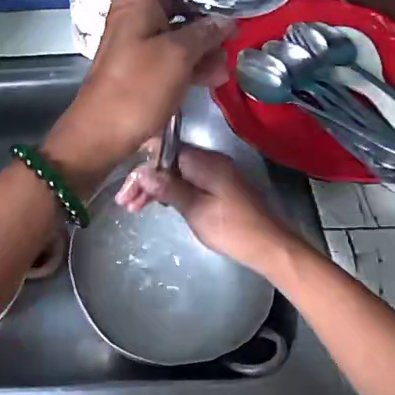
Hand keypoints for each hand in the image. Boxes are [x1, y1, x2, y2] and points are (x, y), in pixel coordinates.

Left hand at [44, 0, 232, 180]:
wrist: (101, 138)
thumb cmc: (135, 88)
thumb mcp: (177, 58)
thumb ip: (204, 35)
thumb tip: (226, 22)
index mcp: (132, 3)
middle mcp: (133, 19)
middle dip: (195, 2)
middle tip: (227, 8)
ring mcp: (138, 47)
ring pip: (172, 30)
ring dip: (201, 39)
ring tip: (228, 52)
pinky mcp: (143, 73)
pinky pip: (172, 57)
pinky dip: (192, 62)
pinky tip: (216, 75)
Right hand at [114, 147, 304, 272]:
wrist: (268, 245)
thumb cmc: (231, 228)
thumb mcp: (195, 209)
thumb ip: (168, 188)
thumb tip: (141, 171)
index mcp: (205, 161)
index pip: (165, 150)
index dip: (142, 166)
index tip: (126, 188)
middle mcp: (211, 161)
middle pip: (170, 161)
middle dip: (146, 179)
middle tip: (126, 203)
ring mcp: (217, 173)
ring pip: (178, 173)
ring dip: (157, 187)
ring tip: (134, 208)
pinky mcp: (221, 187)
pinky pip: (189, 181)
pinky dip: (173, 191)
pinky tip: (160, 204)